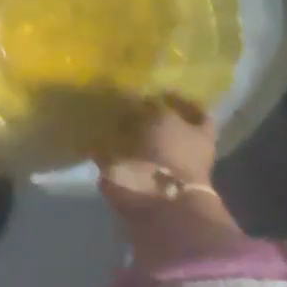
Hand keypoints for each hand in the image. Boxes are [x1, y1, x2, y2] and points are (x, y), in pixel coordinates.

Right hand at [96, 94, 241, 269]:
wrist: (154, 196)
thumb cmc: (169, 153)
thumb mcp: (162, 118)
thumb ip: (150, 106)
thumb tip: (136, 97)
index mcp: (198, 133)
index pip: (195, 111)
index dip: (178, 100)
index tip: (156, 90)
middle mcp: (180, 148)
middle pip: (165, 127)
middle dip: (145, 115)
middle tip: (122, 100)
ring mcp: (155, 164)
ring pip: (138, 140)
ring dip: (122, 130)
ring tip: (101, 114)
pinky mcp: (129, 176)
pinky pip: (114, 155)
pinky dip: (102, 147)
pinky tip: (88, 133)